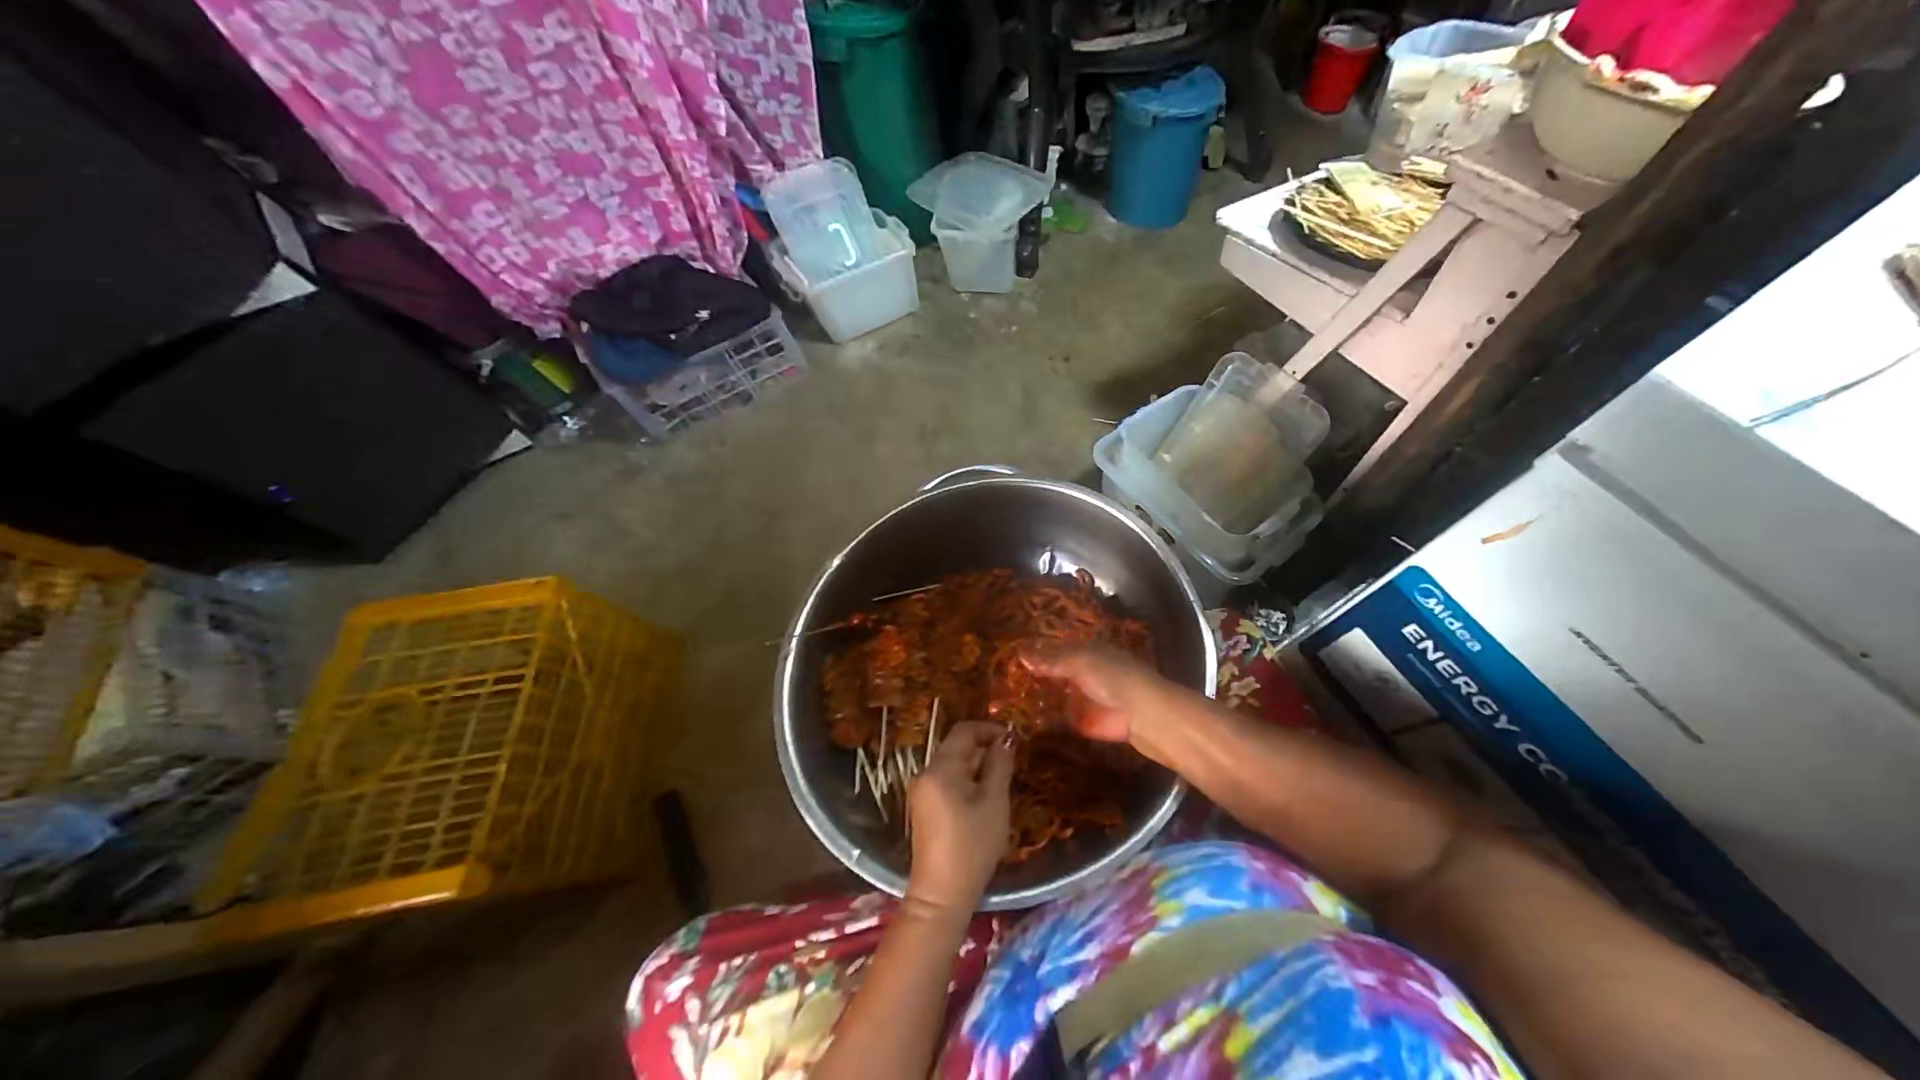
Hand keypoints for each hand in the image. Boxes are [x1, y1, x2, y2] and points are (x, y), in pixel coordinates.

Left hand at [905, 721, 1013, 914]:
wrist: (942, 893)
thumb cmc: (973, 845)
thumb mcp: (994, 802)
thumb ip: (999, 766)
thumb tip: (1005, 741)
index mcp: (940, 768)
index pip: (963, 731)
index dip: (988, 729)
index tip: (1012, 738)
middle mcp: (925, 774)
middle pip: (955, 747)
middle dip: (984, 748)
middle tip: (1011, 760)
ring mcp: (921, 792)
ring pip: (951, 765)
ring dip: (976, 765)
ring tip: (1001, 779)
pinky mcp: (923, 808)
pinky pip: (946, 782)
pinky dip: (966, 781)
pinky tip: (983, 798)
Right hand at [1018, 645, 1159, 742]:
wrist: (1148, 718)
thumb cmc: (1115, 679)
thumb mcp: (1080, 662)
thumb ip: (1051, 659)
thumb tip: (1020, 651)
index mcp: (1088, 651)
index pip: (1056, 647)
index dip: (1036, 650)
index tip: (1008, 656)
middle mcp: (1087, 672)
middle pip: (1055, 672)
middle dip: (1033, 676)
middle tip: (1000, 682)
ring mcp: (1088, 698)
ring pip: (1056, 695)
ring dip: (1037, 698)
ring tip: (1004, 702)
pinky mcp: (1088, 722)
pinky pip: (1061, 717)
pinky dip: (1046, 718)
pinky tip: (1023, 720)